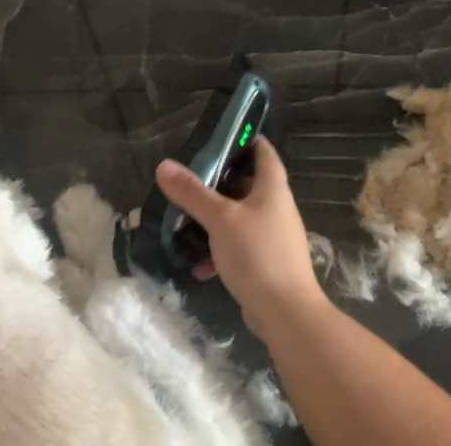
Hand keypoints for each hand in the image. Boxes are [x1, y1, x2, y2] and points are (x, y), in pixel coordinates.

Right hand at [155, 137, 327, 341]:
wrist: (286, 313)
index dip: (244, 139)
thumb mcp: (220, 219)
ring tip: (186, 221)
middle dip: (218, 182)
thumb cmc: (257, 254)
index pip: (263, 151)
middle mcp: (277, 207)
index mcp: (272, 188)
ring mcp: (274, 237)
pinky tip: (200, 265)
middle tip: (189, 180)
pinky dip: (221, 249)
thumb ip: (192, 193)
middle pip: (247, 184)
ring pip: (240, 217)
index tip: (218, 137)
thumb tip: (164, 165)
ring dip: (216, 219)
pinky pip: (240, 246)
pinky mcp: (267, 263)